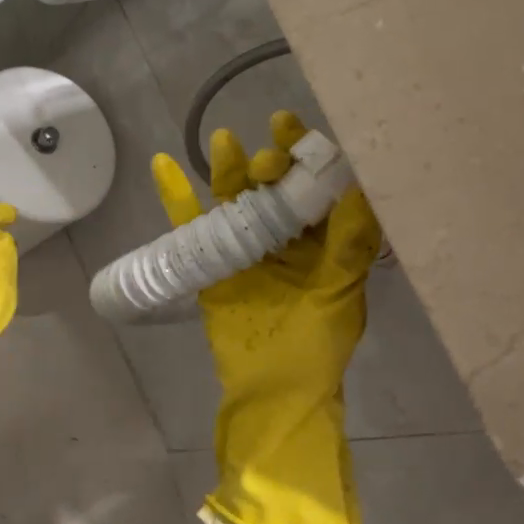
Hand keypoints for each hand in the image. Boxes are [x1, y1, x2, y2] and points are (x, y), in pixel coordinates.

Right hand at [152, 112, 380, 523]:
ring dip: (228, 169)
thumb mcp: (341, 294)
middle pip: (274, 186)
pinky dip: (177, 197)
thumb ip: (351, 243)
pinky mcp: (211, 266)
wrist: (274, 395)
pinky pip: (192, 226)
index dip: (310, 154)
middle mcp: (285, 241)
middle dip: (271, 161)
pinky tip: (165, 164)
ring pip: (235, 199)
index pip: (317, 187)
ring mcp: (245, 252)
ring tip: (224, 143)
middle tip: (267, 152)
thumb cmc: (315, 348)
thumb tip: (358, 185)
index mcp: (323, 245)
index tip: (303, 128)